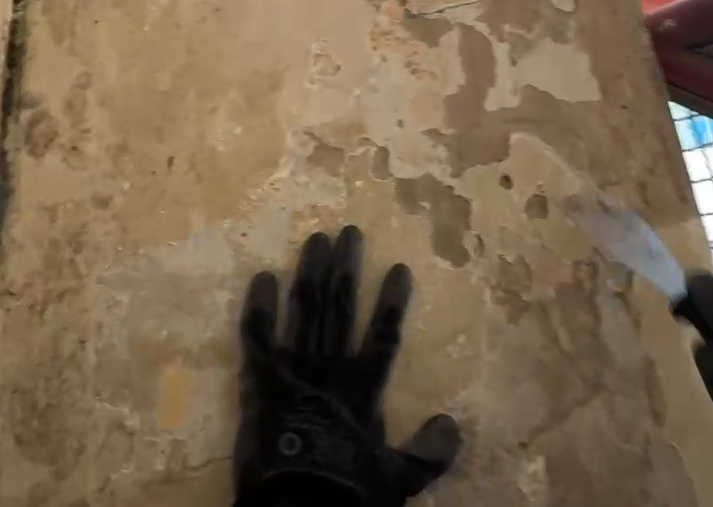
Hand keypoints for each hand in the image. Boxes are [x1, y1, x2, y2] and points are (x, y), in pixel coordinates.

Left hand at [235, 227, 461, 506]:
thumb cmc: (346, 493)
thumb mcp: (398, 481)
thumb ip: (428, 454)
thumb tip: (455, 425)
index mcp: (362, 392)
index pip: (382, 336)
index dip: (391, 302)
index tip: (399, 267)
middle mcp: (329, 370)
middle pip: (339, 308)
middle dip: (346, 268)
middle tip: (349, 231)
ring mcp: (292, 371)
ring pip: (304, 311)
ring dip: (310, 273)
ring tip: (316, 239)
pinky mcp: (259, 381)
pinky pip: (257, 338)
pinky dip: (259, 308)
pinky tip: (262, 276)